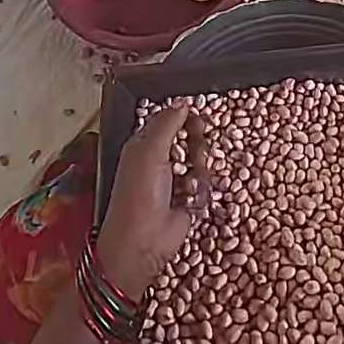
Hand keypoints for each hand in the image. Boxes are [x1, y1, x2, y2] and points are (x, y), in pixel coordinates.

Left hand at [99, 105, 207, 298]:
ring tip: (188, 184)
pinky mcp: (189, 200)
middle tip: (195, 152)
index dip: (183, 117)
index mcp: (144, 145)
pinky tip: (189, 200)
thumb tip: (182, 103)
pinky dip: (200, 192)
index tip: (195, 117)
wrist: (143, 241)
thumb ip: (167, 124)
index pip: (168, 120)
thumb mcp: (150, 152)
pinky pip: (205, 185)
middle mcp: (159, 160)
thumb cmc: (139, 195)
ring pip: (200, 162)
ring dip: (198, 172)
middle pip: (189, 140)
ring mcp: (175, 181)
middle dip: (196, 145)